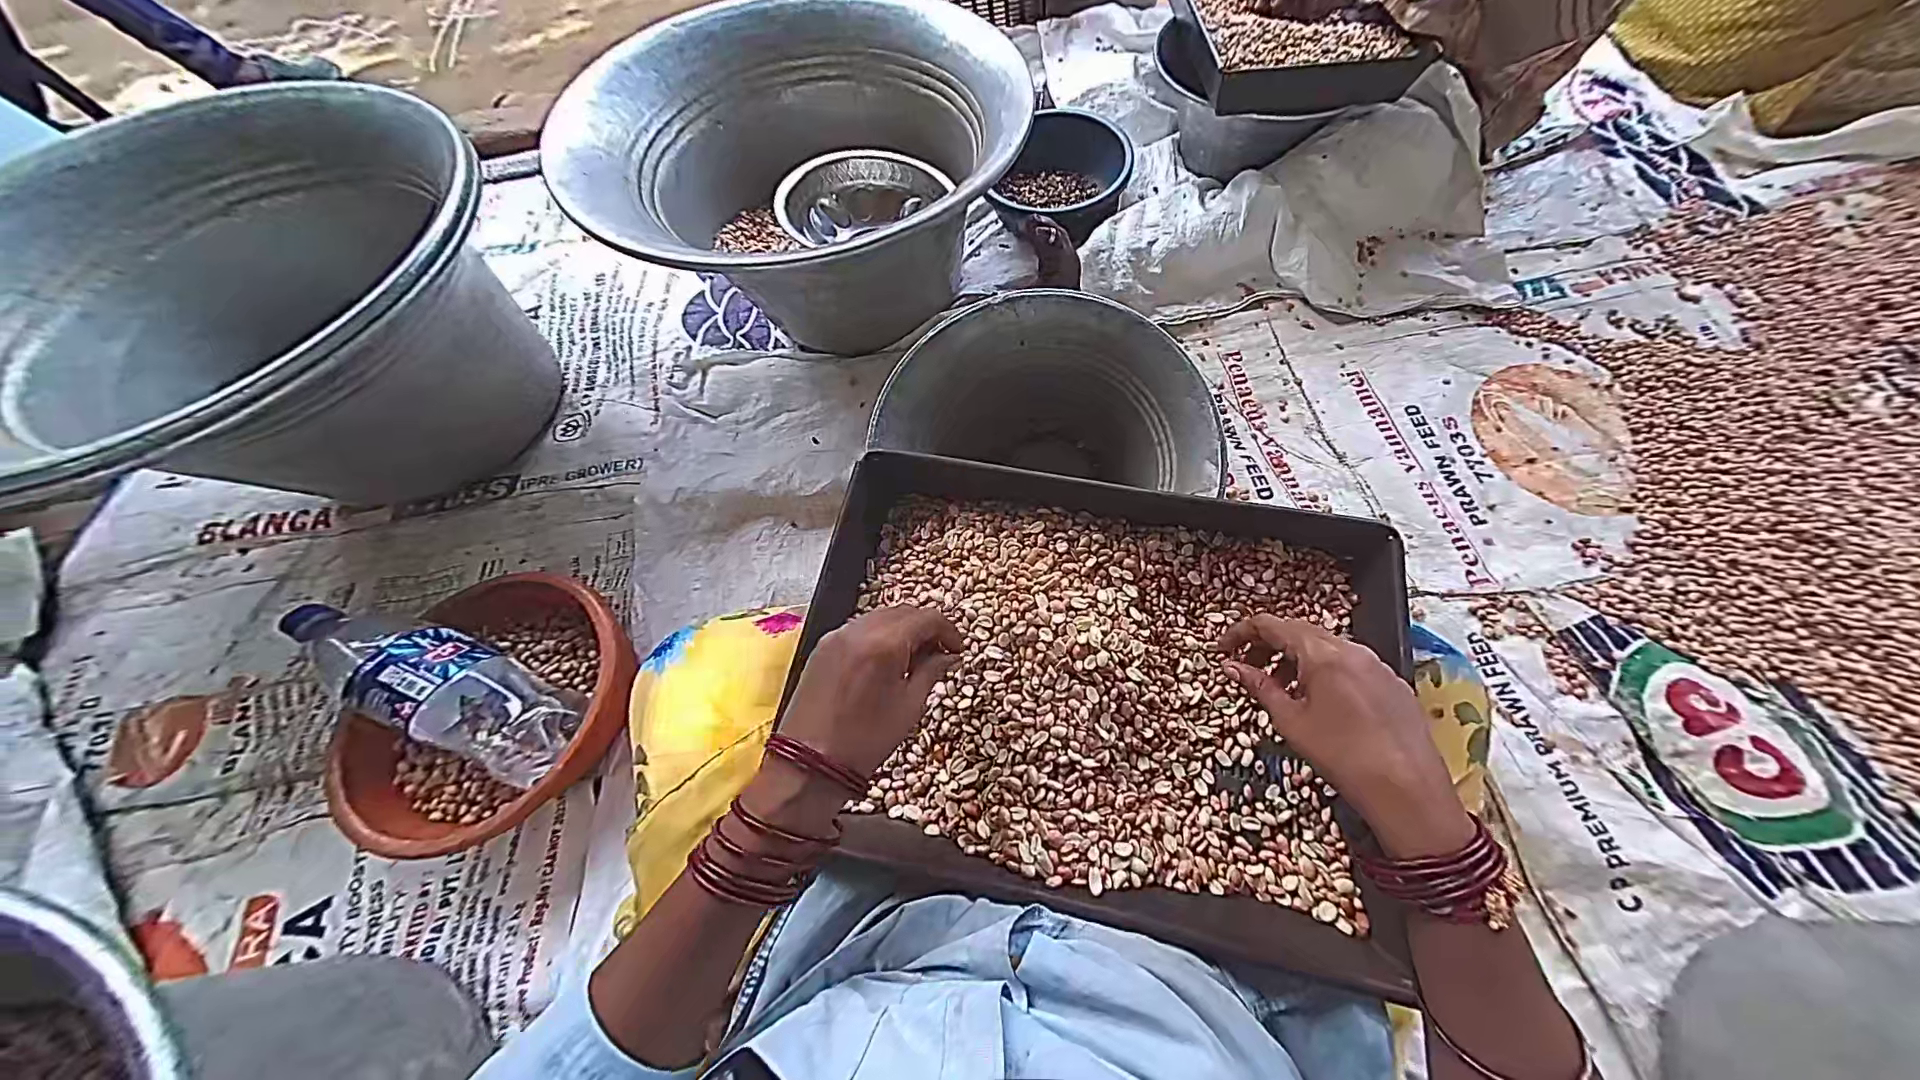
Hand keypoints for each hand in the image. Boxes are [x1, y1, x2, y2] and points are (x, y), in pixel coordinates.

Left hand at [779, 606, 962, 776]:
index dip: (948, 630)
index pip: (927, 618)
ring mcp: (836, 636)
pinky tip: (886, 661)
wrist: (808, 764)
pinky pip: (859, 629)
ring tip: (914, 659)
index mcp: (884, 644)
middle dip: (926, 627)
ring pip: (880, 616)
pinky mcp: (823, 647)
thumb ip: (931, 672)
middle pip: (904, 611)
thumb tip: (948, 656)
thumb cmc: (863, 741)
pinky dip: (879, 636)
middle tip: (940, 652)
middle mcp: (858, 631)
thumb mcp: (909, 707)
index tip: (957, 649)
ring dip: (902, 630)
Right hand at [1218, 616, 1472, 857]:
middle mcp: (1353, 651)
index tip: (1224, 648)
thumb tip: (1233, 667)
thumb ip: (1259, 686)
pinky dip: (1322, 671)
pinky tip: (1315, 700)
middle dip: (1266, 645)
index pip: (1271, 625)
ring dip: (1294, 659)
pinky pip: (1349, 664)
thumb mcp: (1290, 721)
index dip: (1241, 632)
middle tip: (1245, 667)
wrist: (1408, 792)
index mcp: (1323, 655)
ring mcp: (1377, 666)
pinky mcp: (1392, 684)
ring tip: (1278, 687)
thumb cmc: (1344, 757)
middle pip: (1298, 631)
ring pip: (1324, 647)